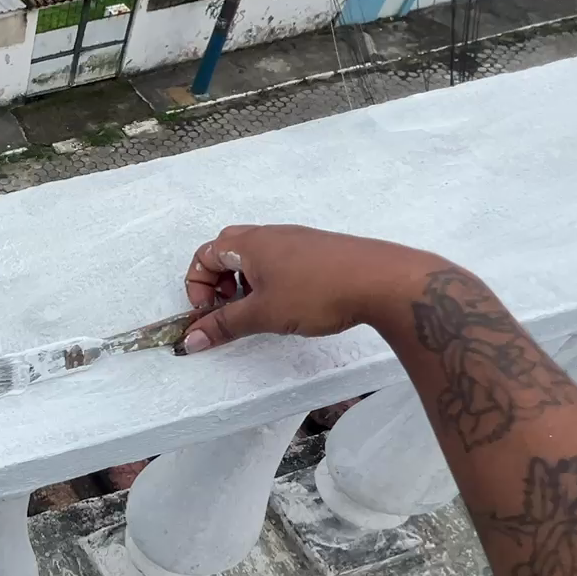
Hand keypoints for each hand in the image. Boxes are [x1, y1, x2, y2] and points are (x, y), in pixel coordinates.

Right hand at [177, 224, 449, 353]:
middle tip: (229, 305)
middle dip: (217, 279)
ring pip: (255, 254)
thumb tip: (189, 341)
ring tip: (259, 306)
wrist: (386, 281)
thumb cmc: (316, 294)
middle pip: (226, 248)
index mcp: (250, 244)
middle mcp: (271, 234)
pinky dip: (269, 276)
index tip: (210, 312)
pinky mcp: (320, 248)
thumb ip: (222, 326)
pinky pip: (280, 256)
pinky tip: (289, 300)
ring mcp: (298, 238)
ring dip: (243, 280)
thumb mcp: (262, 314)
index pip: (204, 255)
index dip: (197, 286)